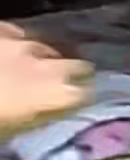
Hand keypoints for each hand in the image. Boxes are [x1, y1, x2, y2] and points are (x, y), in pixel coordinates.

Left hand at [0, 24, 90, 138]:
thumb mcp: (11, 128)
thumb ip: (39, 115)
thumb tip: (52, 108)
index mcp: (62, 94)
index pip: (91, 95)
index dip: (80, 98)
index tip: (69, 104)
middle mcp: (51, 67)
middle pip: (77, 67)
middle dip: (66, 73)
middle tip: (45, 83)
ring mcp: (17, 45)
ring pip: (42, 48)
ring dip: (36, 57)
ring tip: (17, 65)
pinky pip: (11, 31)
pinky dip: (9, 39)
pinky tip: (1, 48)